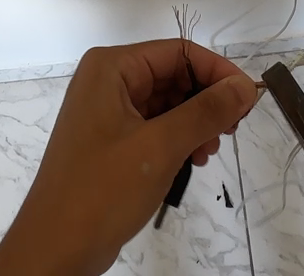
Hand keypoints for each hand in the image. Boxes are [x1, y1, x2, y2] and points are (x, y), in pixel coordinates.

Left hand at [0, 40, 259, 275]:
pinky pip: (154, 124)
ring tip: (208, 152)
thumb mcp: (160, 147)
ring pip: (167, 101)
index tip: (248, 99)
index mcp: (112, 67)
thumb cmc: (102, 190)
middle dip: (205, 100)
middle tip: (231, 131)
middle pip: (173, 74)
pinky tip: (192, 159)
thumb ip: (206, 112)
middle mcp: (108, 79)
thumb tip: (245, 86)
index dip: (216, 72)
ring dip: (194, 122)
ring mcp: (107, 109)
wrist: (54, 252)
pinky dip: (177, 138)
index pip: (178, 52)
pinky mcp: (110, 138)